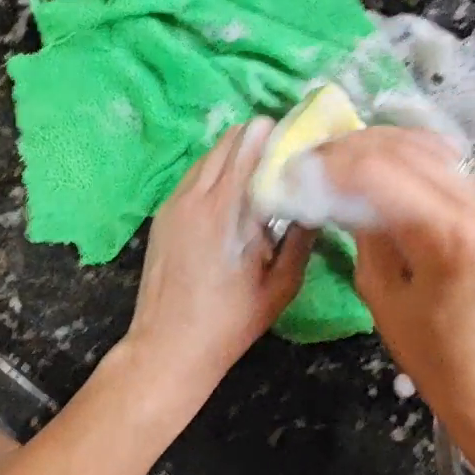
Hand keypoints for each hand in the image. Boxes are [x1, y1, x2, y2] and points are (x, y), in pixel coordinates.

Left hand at [121, 120, 315, 407]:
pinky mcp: (162, 218)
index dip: (270, 133)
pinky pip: (190, 179)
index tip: (293, 128)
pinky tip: (230, 186)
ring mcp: (172, 205)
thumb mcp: (279, 286)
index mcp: (223, 210)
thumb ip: (299, 241)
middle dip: (251, 137)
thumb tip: (312, 208)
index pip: (246, 151)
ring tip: (259, 159)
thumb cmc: (229, 322)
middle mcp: (193, 198)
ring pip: (204, 160)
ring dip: (230, 152)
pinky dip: (212, 171)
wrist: (167, 346)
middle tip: (280, 141)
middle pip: (223, 146)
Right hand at [312, 128, 474, 429]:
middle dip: (350, 148)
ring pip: (425, 144)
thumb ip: (361, 225)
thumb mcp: (375, 286)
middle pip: (402, 148)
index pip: (378, 171)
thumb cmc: (420, 342)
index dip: (332, 163)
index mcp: (444, 235)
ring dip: (377, 143)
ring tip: (339, 154)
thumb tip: (332, 183)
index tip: (299, 169)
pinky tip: (377, 160)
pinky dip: (405, 152)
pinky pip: (444, 159)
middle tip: (313, 158)